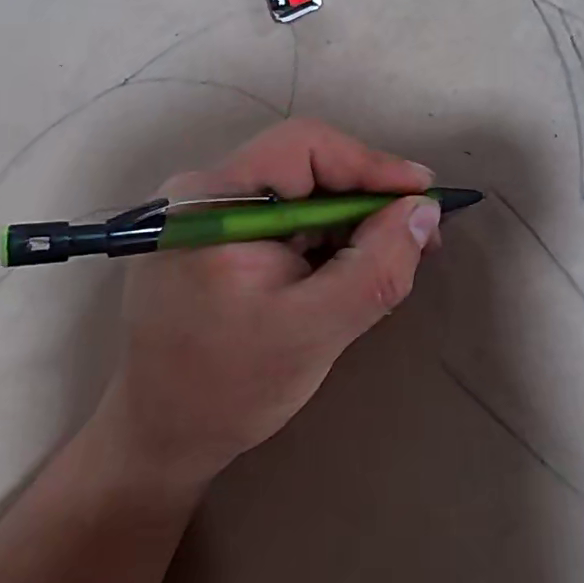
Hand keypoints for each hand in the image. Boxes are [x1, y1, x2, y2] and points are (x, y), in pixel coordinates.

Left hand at [93, 118, 442, 482]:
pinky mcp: (209, 240)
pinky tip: (344, 268)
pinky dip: (318, 238)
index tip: (422, 195)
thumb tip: (422, 210)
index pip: (302, 147)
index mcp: (212, 202)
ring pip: (293, 195)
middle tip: (415, 234)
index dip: (370, 164)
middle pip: (300, 168)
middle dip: (363, 198)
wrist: (160, 435)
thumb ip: (375, 268)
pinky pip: (277, 220)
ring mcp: (202, 216)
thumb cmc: (230, 389)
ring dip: (345, 221)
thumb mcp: (315, 331)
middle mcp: (200, 193)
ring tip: (384, 258)